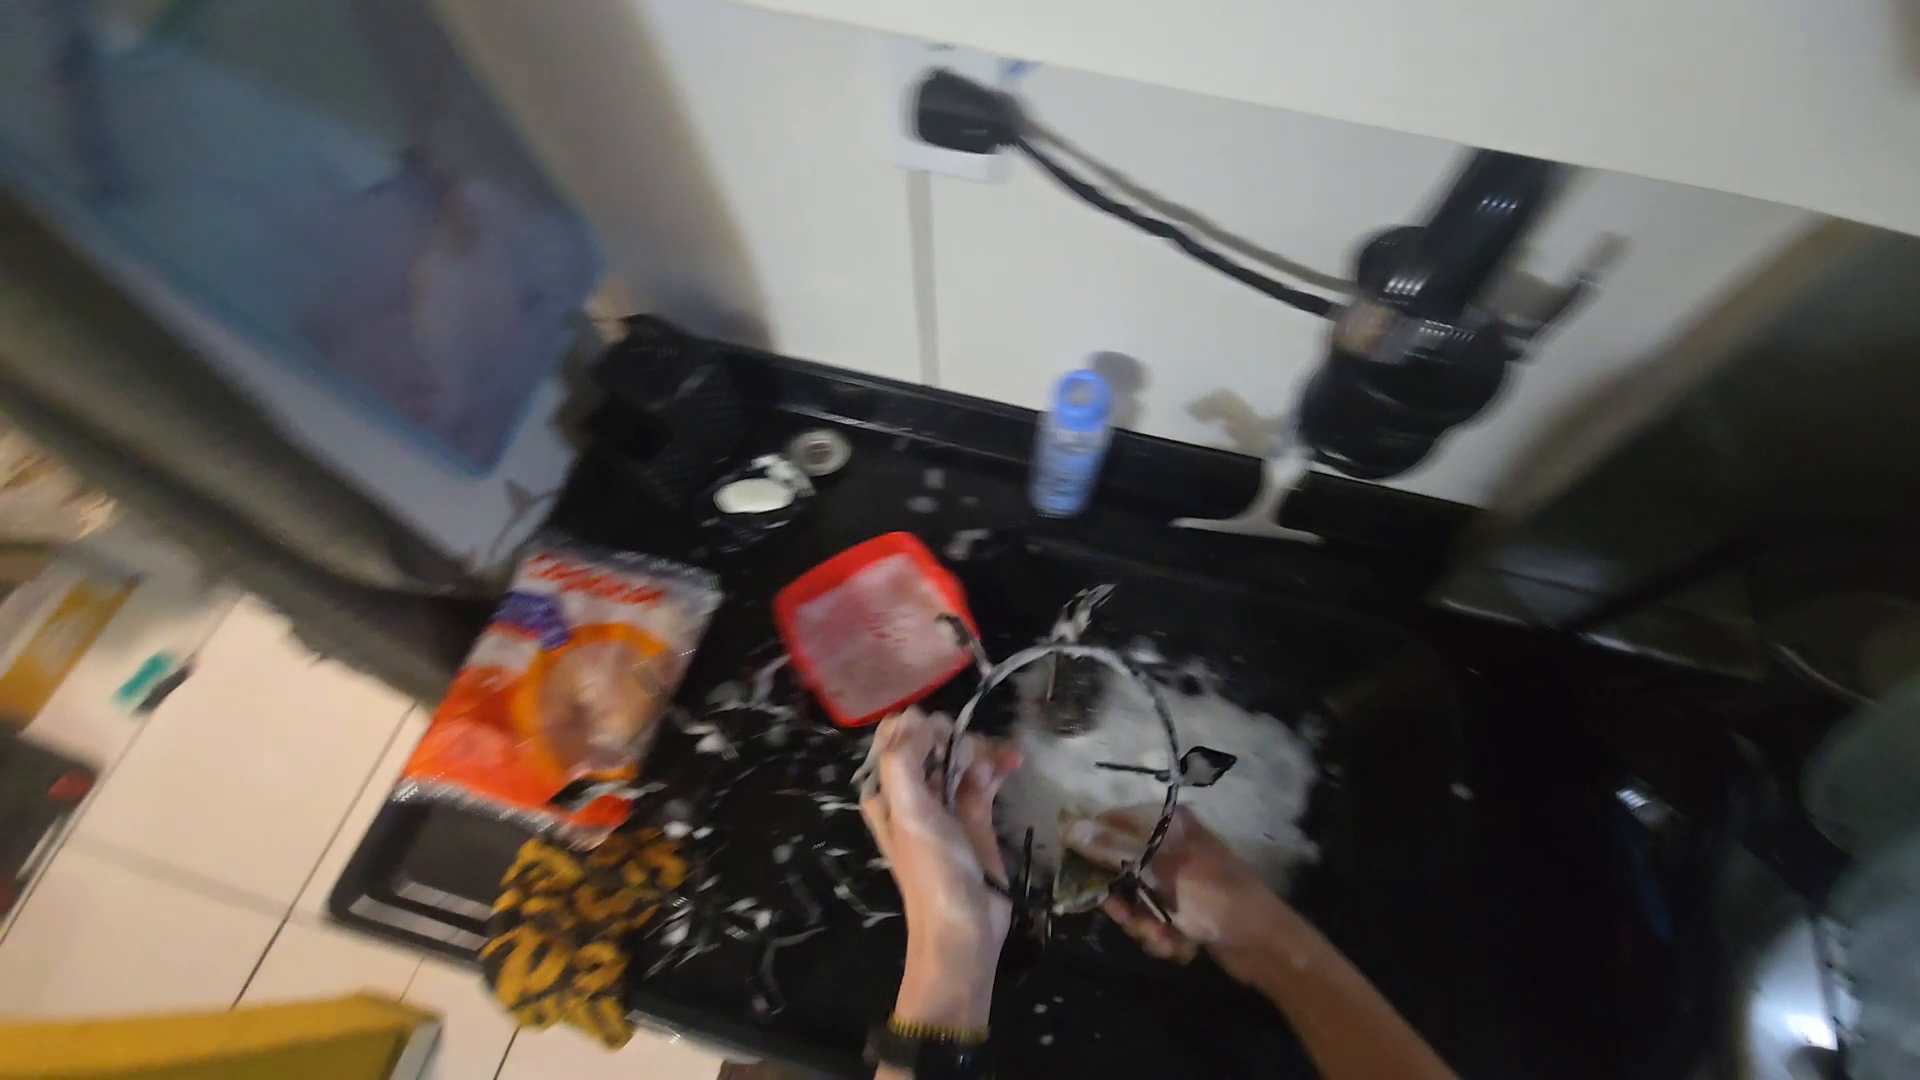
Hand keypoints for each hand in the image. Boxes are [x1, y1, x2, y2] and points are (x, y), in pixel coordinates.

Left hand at [859, 708, 1021, 1029]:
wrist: (965, 929)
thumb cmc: (931, 870)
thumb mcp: (908, 812)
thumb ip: (904, 759)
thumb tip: (923, 720)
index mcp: (885, 789)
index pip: (895, 734)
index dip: (919, 726)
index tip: (941, 738)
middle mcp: (912, 790)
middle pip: (933, 739)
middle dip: (956, 739)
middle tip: (972, 760)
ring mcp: (945, 801)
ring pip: (962, 754)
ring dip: (982, 751)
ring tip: (999, 766)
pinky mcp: (974, 813)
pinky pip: (985, 774)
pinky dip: (999, 764)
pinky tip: (1014, 762)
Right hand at [1065, 805, 1290, 973]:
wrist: (1266, 946)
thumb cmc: (1214, 896)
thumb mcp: (1160, 870)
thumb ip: (1112, 849)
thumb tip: (1069, 827)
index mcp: (1166, 824)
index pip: (1112, 823)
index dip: (1090, 846)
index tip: (1075, 872)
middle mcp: (1168, 845)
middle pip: (1119, 867)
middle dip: (1123, 900)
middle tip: (1128, 916)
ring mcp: (1175, 878)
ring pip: (1134, 898)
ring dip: (1143, 922)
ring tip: (1163, 936)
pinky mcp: (1182, 908)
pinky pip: (1153, 918)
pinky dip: (1160, 934)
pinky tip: (1178, 945)